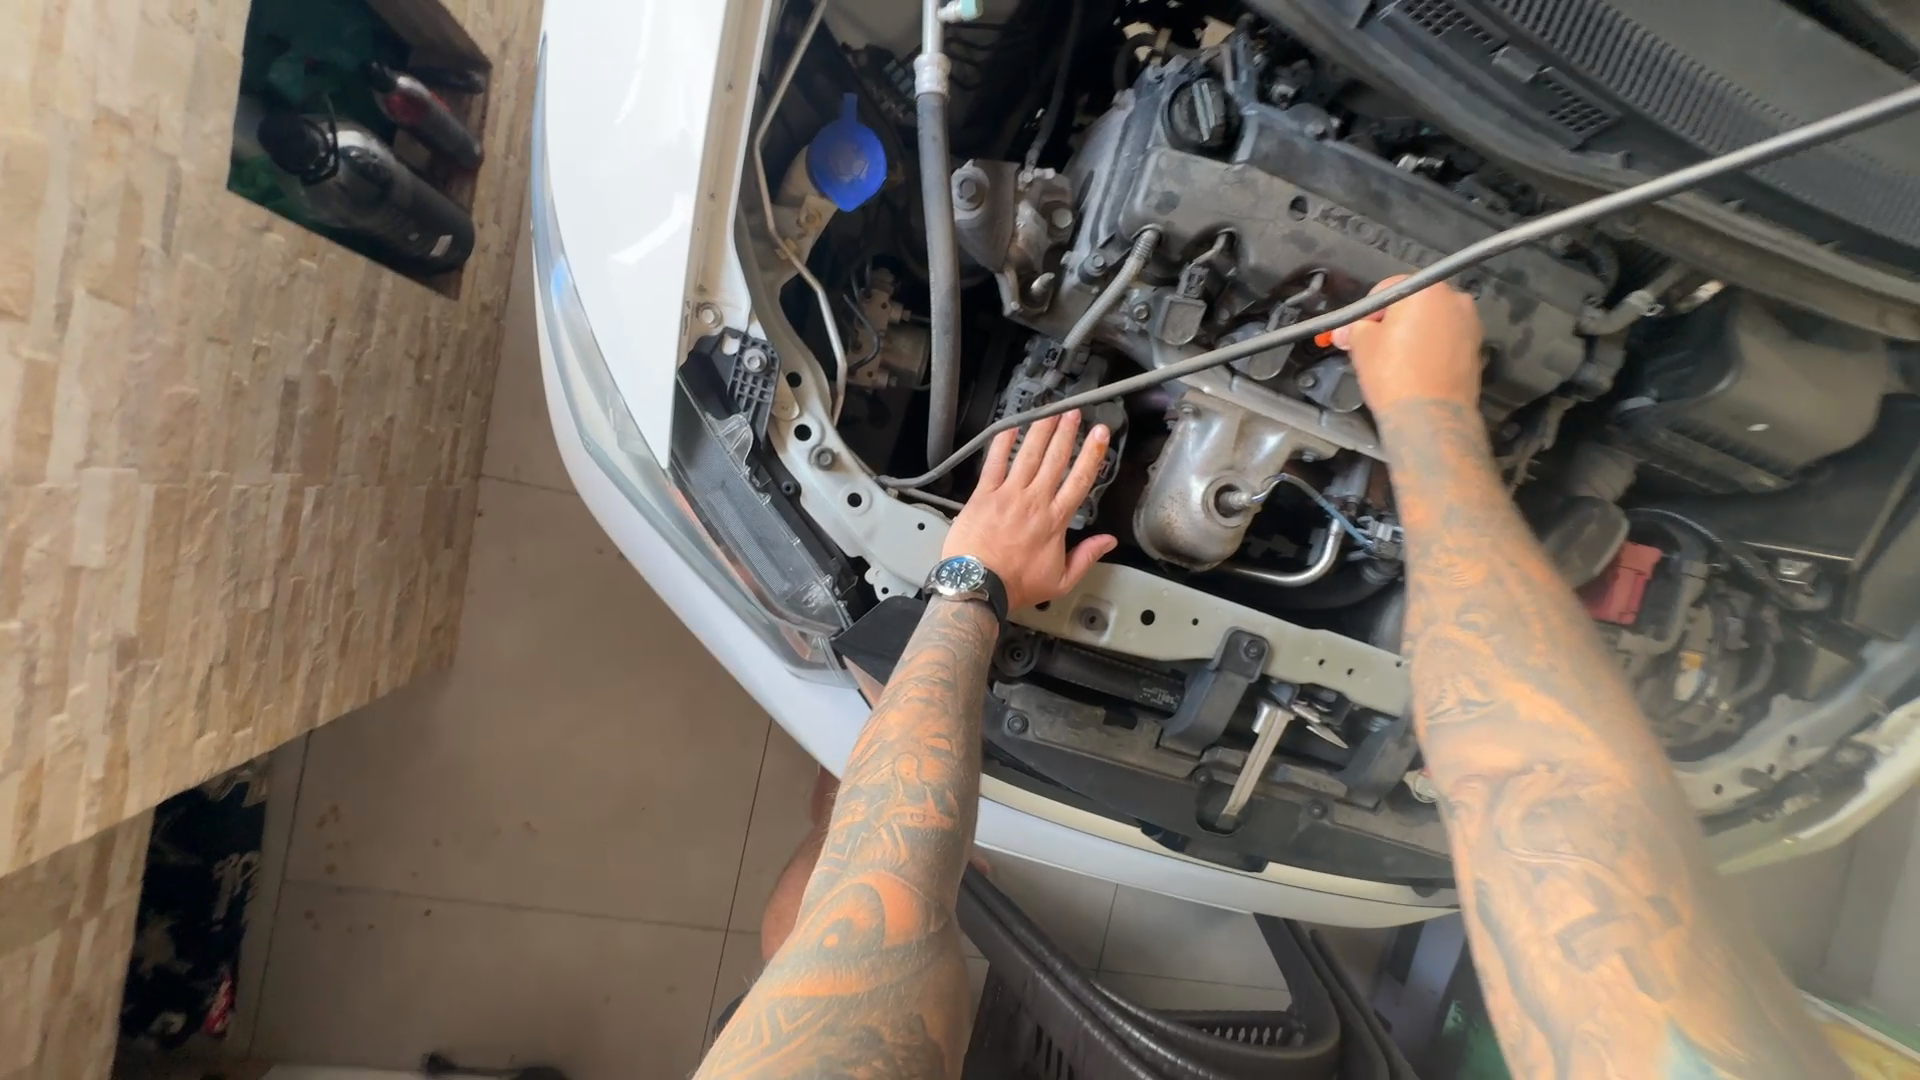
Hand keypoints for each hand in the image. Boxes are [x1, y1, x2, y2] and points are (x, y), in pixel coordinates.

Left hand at [943, 410, 1119, 611]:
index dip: (1092, 453)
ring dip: (1041, 431)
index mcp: (1055, 520)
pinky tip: (1010, 427)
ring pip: (1028, 455)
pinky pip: (995, 463)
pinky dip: (1002, 443)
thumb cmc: (1015, 585)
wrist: (977, 585)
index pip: (1080, 479)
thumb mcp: (1061, 580)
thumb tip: (1108, 542)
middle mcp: (1034, 501)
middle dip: (1067, 432)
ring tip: (1051, 411)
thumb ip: (1087, 557)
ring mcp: (1008, 495)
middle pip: (1055, 459)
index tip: (1100, 434)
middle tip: (1074, 412)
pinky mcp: (983, 495)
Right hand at [1332, 276, 1484, 416]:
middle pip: (1412, 303)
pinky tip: (1415, 368)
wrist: (1429, 414)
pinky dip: (1430, 347)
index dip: (1366, 312)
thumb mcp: (1361, 346)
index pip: (1386, 289)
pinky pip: (1445, 339)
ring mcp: (1470, 323)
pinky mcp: (1476, 346)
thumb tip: (1346, 330)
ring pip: (1431, 321)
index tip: (1355, 333)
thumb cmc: (1392, 373)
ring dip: (1412, 333)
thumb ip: (1354, 329)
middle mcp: (1454, 298)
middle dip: (1391, 321)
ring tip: (1396, 361)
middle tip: (1373, 346)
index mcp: (1424, 290)